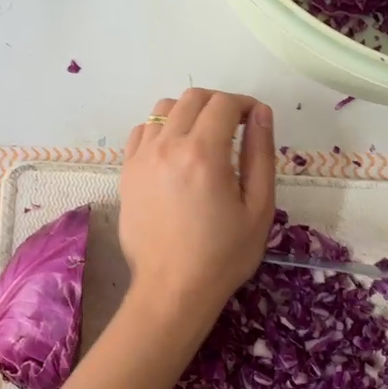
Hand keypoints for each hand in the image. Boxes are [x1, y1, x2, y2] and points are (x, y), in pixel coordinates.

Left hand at [120, 89, 276, 336]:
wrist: (172, 290)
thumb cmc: (223, 255)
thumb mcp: (259, 207)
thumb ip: (260, 153)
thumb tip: (260, 113)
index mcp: (203, 154)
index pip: (223, 104)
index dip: (244, 105)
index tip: (254, 120)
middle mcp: (167, 146)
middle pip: (192, 98)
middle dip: (218, 104)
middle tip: (234, 127)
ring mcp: (141, 158)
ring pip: (163, 109)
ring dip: (187, 113)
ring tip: (203, 138)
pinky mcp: (126, 172)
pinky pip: (141, 131)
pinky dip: (160, 130)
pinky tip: (174, 152)